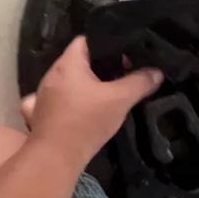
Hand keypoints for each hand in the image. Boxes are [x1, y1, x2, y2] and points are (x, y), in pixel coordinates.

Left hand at [25, 38, 162, 167]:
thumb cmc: (86, 122)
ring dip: (87, 85)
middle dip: (100, 66)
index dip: (106, 43)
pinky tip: (86, 109)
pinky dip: (73, 101)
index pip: (85, 40)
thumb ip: (139, 83)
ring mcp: (43, 95)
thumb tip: (156, 72)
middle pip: (78, 61)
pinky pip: (60, 99)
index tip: (124, 54)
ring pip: (70, 81)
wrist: (55, 157)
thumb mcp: (119, 100)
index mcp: (67, 64)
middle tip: (122, 73)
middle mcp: (52, 75)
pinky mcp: (41, 114)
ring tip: (109, 92)